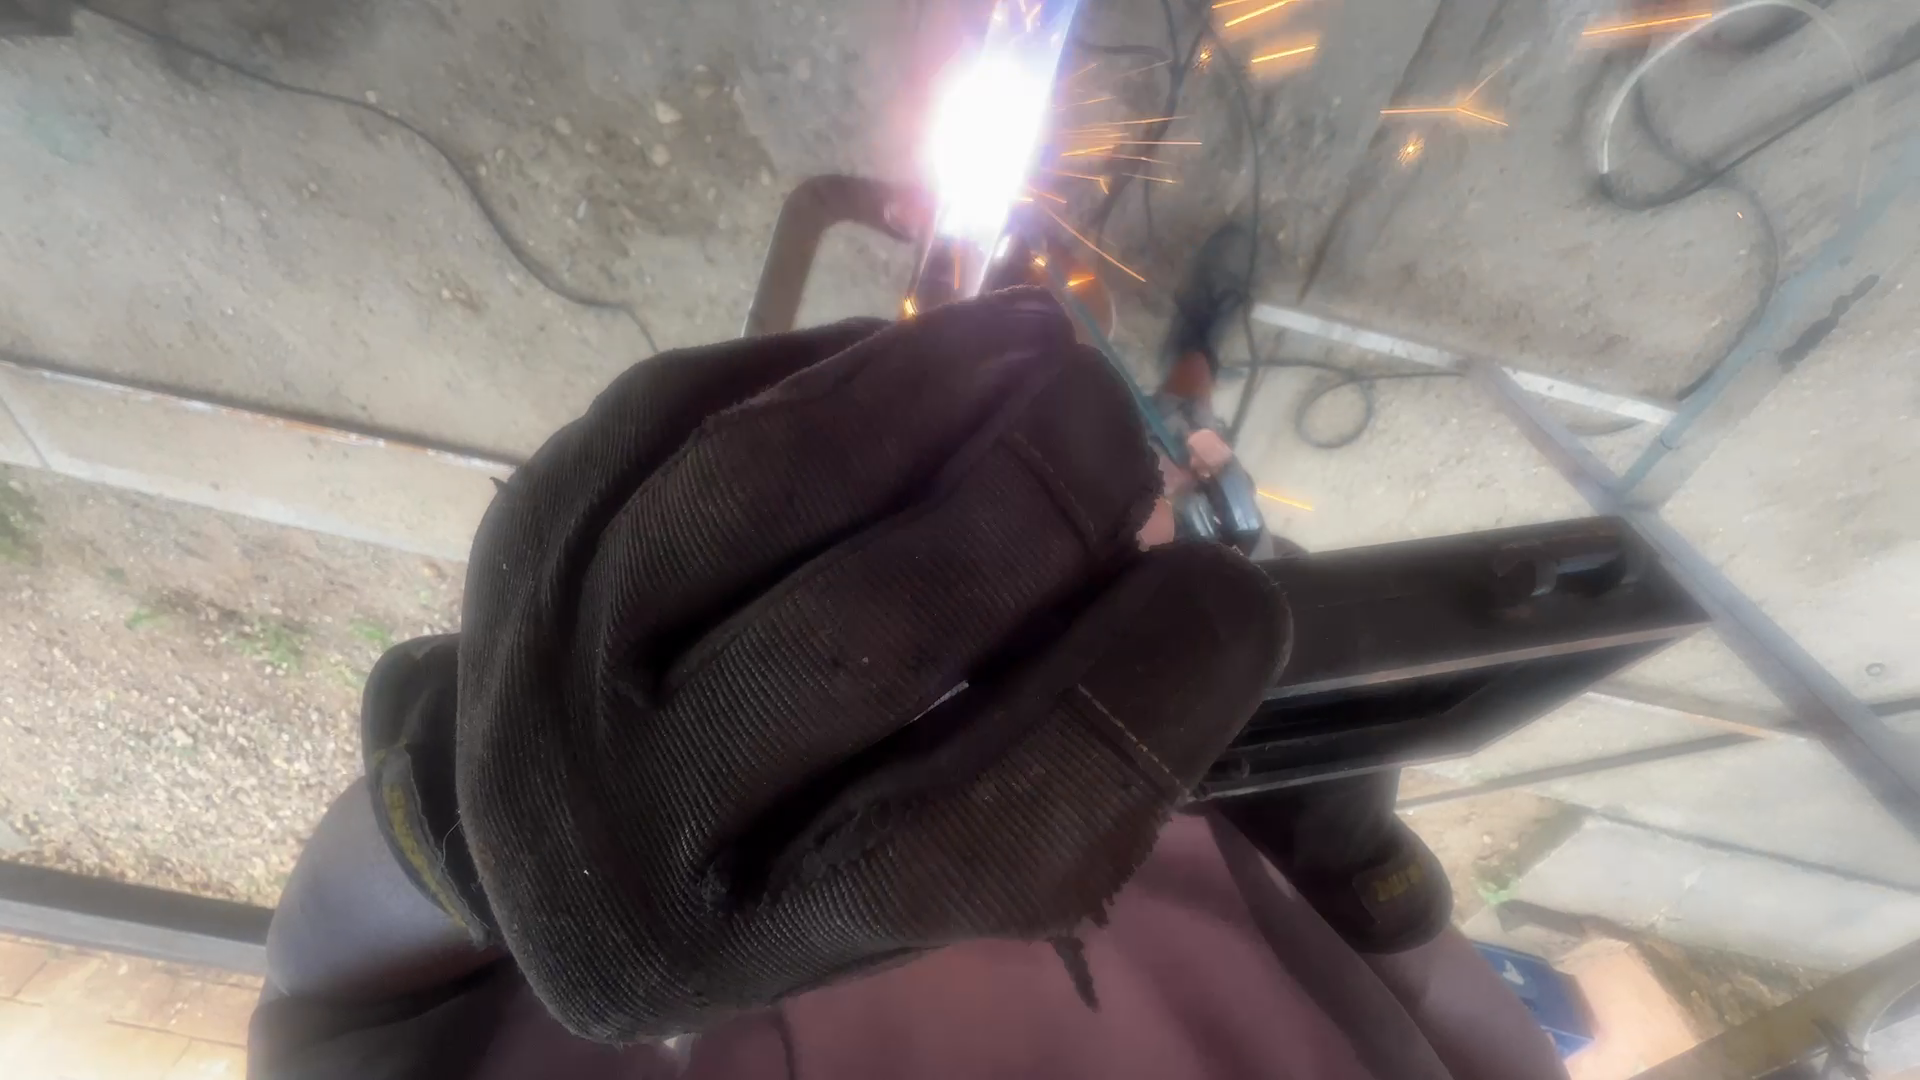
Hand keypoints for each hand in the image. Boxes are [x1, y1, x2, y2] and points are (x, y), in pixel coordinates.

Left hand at [444, 289, 1286, 1040]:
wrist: (572, 807)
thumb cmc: (788, 832)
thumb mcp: (923, 854)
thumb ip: (1061, 765)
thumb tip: (1192, 602)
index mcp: (772, 932)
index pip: (991, 834)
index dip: (1151, 693)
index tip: (1236, 594)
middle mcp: (639, 821)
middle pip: (883, 626)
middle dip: (1046, 494)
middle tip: (1119, 420)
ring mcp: (556, 663)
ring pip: (777, 478)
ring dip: (943, 382)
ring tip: (1040, 344)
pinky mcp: (528, 533)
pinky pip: (691, 400)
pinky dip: (829, 361)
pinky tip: (908, 356)